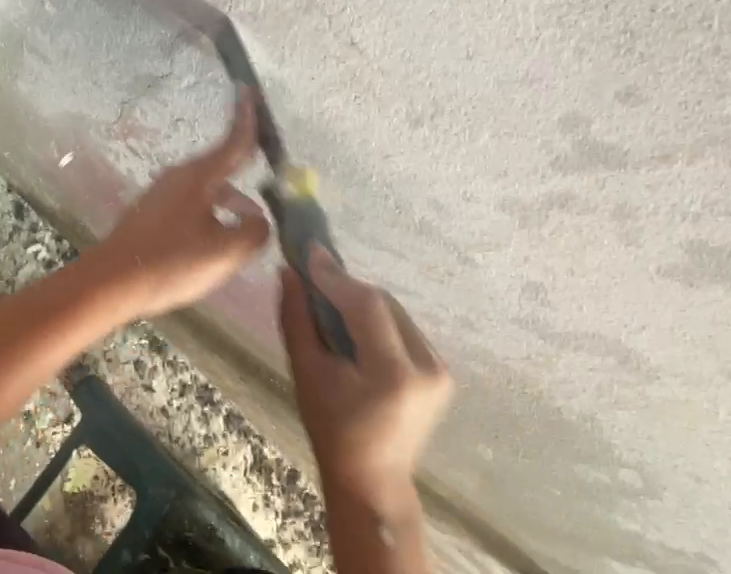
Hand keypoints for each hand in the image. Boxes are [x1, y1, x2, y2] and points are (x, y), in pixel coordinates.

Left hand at [87, 93, 271, 318]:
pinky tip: (215, 241)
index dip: (248, 118)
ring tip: (247, 229)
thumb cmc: (172, 261)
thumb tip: (259, 219)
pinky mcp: (152, 213)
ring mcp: (162, 194)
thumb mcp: (226, 251)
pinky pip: (192, 205)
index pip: (233, 142)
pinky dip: (211, 213)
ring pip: (207, 191)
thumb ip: (255, 231)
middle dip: (244, 173)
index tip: (250, 89)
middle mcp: (179, 177)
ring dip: (230, 203)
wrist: (112, 281)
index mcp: (200, 177)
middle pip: (221, 168)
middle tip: (268, 185)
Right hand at [280, 245, 451, 498]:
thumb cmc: (332, 430)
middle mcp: (428, 366)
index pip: (366, 305)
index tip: (309, 251)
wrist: (373, 479)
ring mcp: (440, 369)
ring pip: (395, 311)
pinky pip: (404, 327)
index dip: (336, 275)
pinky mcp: (442, 371)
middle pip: (383, 303)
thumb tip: (288, 271)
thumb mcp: (306, 374)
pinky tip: (356, 329)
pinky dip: (377, 319)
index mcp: (394, 374)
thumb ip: (297, 319)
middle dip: (347, 288)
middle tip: (314, 281)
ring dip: (362, 302)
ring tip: (332, 306)